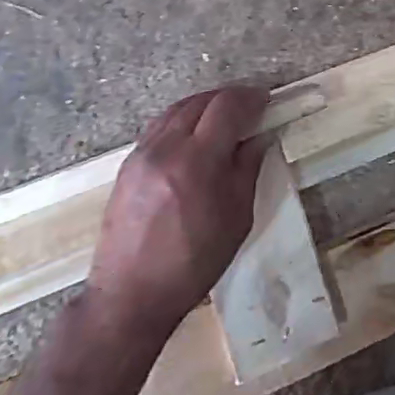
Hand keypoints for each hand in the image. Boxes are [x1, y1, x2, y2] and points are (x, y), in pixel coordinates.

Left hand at [85, 87, 268, 332]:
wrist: (130, 297)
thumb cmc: (194, 261)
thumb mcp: (237, 216)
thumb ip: (248, 169)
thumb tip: (259, 137)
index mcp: (197, 161)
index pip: (227, 106)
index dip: (250, 97)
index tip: (266, 100)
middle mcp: (165, 148)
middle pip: (201, 101)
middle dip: (230, 97)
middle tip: (251, 106)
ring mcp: (141, 155)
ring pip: (177, 109)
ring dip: (205, 105)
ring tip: (224, 116)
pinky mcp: (127, 166)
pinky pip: (160, 126)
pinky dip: (183, 119)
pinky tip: (195, 133)